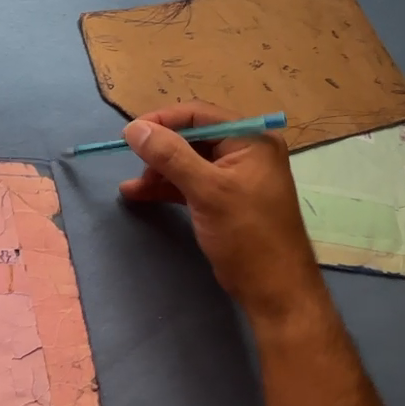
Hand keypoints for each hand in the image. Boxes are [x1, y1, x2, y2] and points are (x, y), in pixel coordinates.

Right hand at [118, 101, 325, 324]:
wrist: (274, 290)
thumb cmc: (247, 235)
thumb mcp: (206, 190)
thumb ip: (169, 155)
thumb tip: (133, 128)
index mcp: (251, 140)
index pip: (199, 115)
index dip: (162, 121)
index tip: (130, 135)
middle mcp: (245, 151)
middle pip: (191, 137)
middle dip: (158, 151)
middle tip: (133, 165)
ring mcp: (234, 176)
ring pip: (186, 161)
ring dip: (158, 172)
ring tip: (132, 188)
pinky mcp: (224, 198)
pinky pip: (189, 182)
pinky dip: (166, 188)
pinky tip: (139, 195)